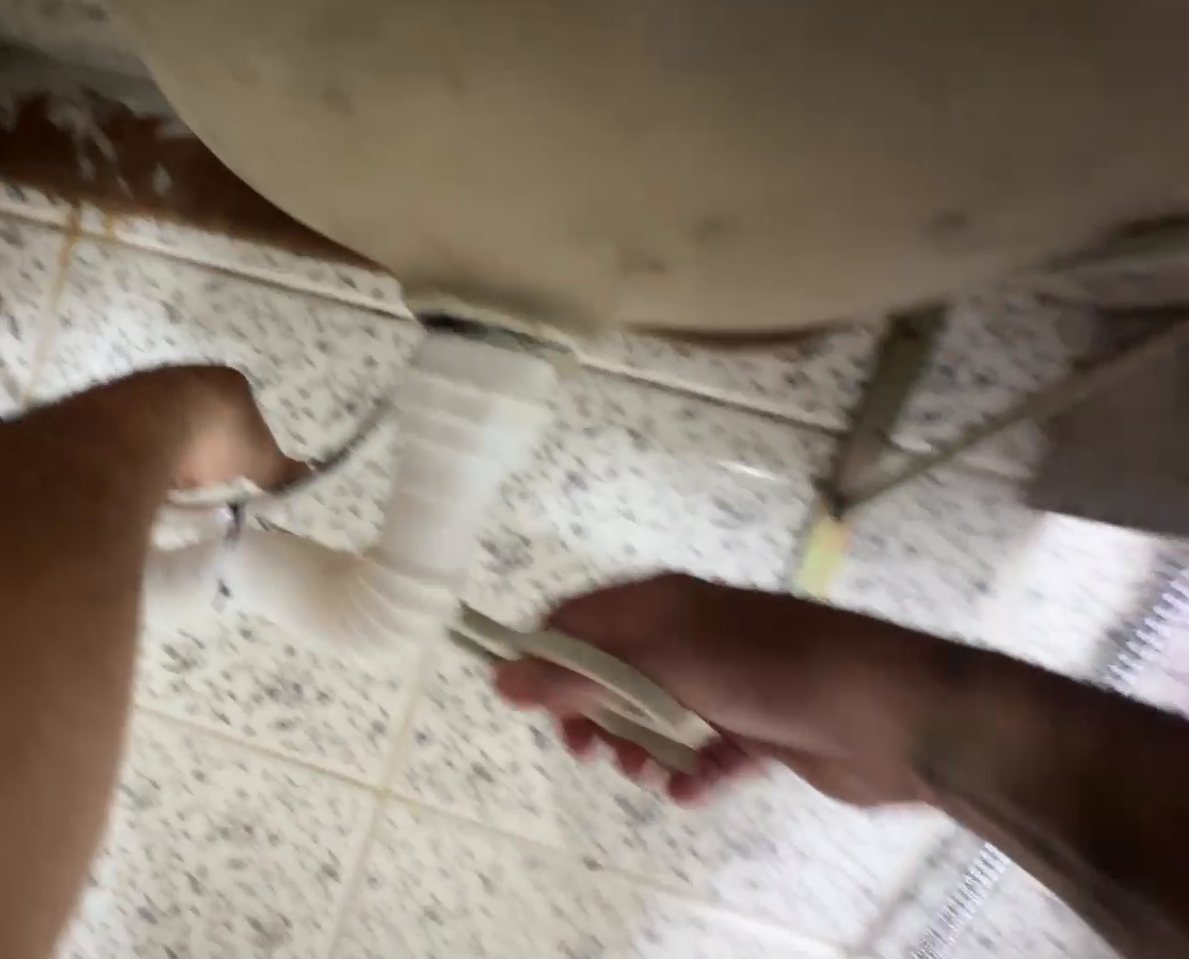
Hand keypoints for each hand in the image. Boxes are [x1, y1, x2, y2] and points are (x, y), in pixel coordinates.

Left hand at [131, 365, 309, 491]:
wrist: (148, 426)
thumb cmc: (214, 438)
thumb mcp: (257, 459)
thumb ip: (280, 469)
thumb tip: (308, 476)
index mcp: (228, 381)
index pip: (240, 406)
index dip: (239, 436)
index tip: (232, 464)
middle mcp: (188, 374)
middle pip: (200, 410)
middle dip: (200, 440)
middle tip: (199, 474)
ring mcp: (149, 385)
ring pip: (164, 418)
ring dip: (168, 444)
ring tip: (169, 477)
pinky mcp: (116, 402)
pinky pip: (134, 430)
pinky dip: (140, 449)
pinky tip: (142, 469)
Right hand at [493, 574, 947, 806]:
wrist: (899, 712)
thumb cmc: (763, 667)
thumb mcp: (659, 666)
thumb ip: (577, 678)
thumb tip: (499, 679)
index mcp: (654, 605)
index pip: (574, 622)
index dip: (542, 658)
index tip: (525, 704)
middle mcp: (681, 637)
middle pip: (608, 673)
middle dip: (589, 712)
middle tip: (582, 750)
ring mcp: (719, 681)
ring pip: (652, 715)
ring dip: (636, 746)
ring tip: (645, 774)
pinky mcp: (755, 727)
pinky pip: (703, 750)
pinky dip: (689, 771)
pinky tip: (687, 791)